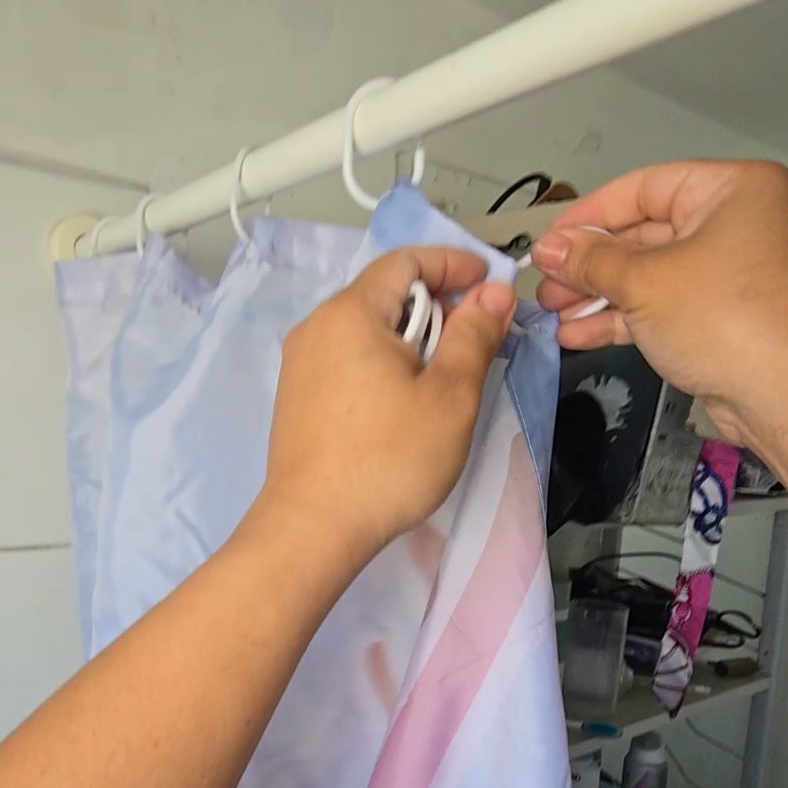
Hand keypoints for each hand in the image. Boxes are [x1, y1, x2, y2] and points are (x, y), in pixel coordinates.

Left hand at [253, 247, 515, 562]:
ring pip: (364, 332)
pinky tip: (400, 404)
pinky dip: (380, 365)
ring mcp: (299, 366)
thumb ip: (475, 335)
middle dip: (435, 307)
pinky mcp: (296, 400)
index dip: (453, 264)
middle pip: (383, 295)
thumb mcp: (450, 395)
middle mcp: (315, 329)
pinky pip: (345, 362)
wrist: (314, 526)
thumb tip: (492, 294)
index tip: (489, 284)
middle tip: (474, 341)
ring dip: (409, 341)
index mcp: (350, 314)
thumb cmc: (388, 460)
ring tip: (441, 379)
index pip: (405, 261)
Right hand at [529, 160, 787, 449]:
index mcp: (732, 191)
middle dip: (588, 266)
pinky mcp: (719, 316)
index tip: (548, 245)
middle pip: (642, 235)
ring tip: (553, 315)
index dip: (588, 216)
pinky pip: (660, 307)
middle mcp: (735, 224)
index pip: (643, 188)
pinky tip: (578, 335)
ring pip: (647, 276)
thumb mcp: (644, 281)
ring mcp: (728, 273)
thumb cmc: (727, 318)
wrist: (784, 391)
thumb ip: (590, 261)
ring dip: (596, 297)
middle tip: (545, 287)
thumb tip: (550, 249)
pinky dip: (620, 319)